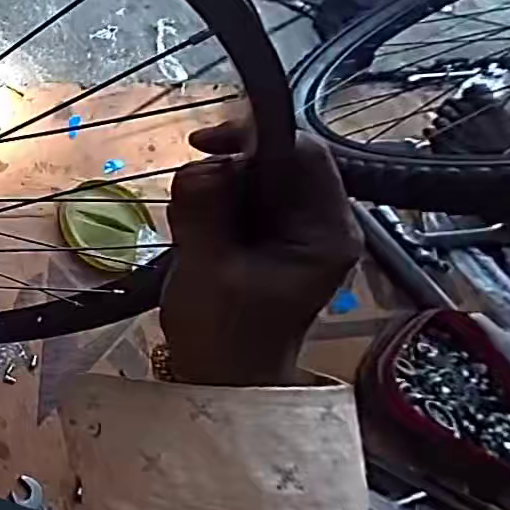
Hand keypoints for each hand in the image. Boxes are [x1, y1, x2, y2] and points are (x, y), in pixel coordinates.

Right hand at [159, 119, 359, 385]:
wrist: (221, 372)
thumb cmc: (222, 329)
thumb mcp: (208, 269)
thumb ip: (204, 212)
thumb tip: (204, 162)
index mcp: (324, 231)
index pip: (303, 157)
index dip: (253, 137)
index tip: (199, 144)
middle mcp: (316, 222)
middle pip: (274, 163)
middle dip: (223, 169)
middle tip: (185, 197)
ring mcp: (290, 229)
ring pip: (249, 179)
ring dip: (210, 189)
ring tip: (188, 227)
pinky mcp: (262, 236)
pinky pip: (235, 198)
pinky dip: (206, 203)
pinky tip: (192, 230)